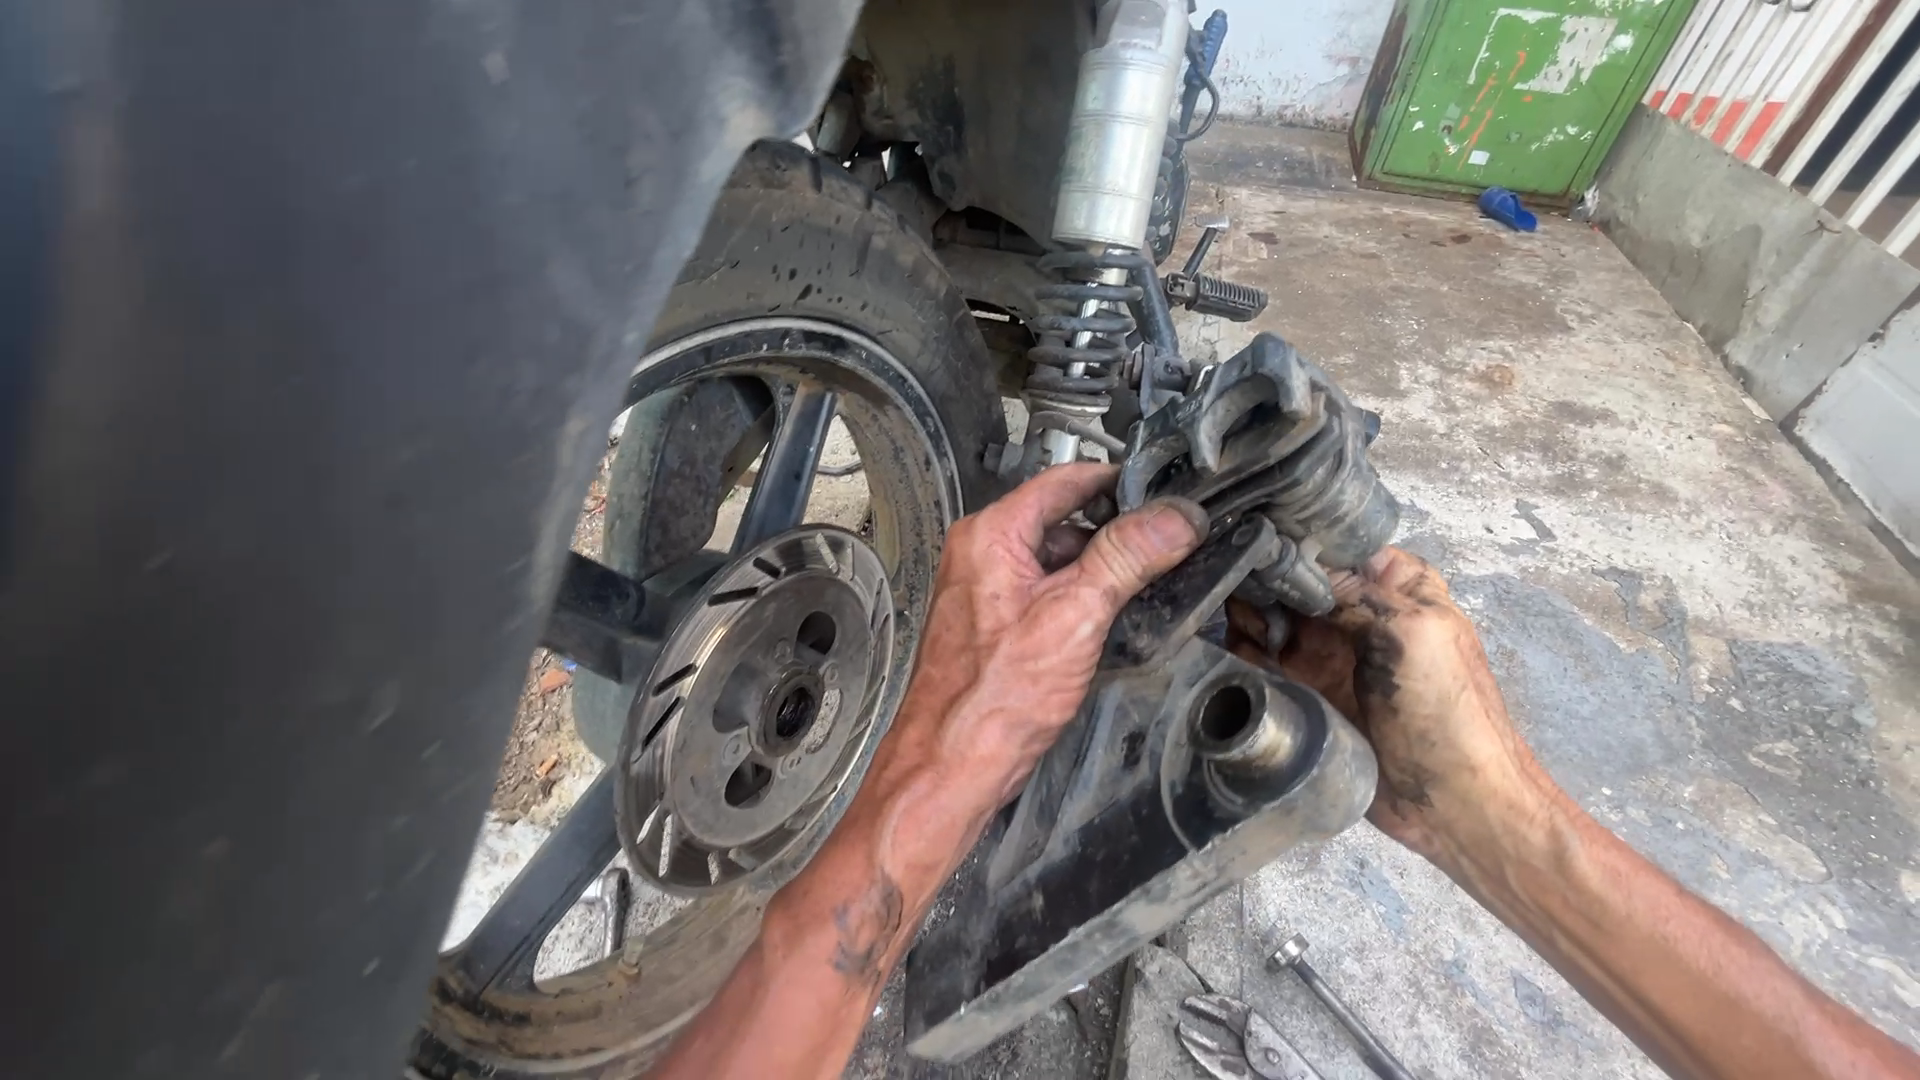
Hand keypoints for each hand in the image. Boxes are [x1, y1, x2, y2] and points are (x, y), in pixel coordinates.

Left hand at [895, 463, 1206, 814]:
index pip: (1064, 480)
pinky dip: (1080, 594)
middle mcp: (982, 553)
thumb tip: (1172, 517)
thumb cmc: (991, 698)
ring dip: (1099, 566)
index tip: (1163, 491)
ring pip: (1057, 556)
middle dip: (1114, 530)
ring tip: (1145, 582)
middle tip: (1166, 542)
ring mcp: (987, 588)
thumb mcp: (1075, 615)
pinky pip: (1046, 589)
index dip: (1118, 482)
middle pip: (1062, 518)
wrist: (953, 762)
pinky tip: (1110, 616)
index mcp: (990, 535)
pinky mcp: (997, 621)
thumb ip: (1126, 558)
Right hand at [1229, 547, 1556, 871]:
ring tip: (1254, 635)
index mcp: (1391, 583)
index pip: (1330, 543)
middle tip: (1250, 598)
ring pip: (1265, 610)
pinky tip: (1245, 657)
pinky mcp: (1296, 685)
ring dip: (1248, 615)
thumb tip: (1286, 565)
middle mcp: (1350, 609)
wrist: (1450, 803)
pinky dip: (1241, 650)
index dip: (1293, 541)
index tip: (1260, 547)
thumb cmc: (1444, 710)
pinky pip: (1256, 654)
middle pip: (1288, 574)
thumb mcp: (1411, 632)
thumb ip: (1352, 592)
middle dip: (1262, 580)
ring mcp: (1321, 648)